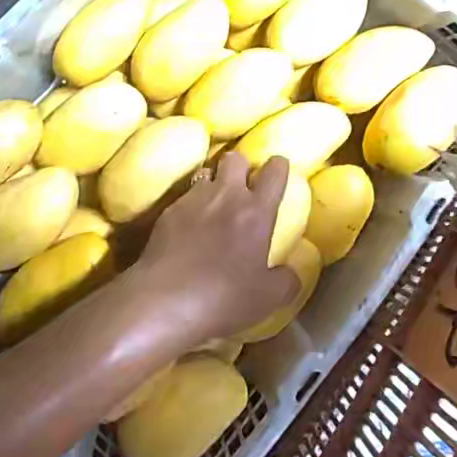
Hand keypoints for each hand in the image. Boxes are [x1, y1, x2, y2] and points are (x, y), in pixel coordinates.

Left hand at [126, 153, 301, 347]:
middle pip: (235, 158)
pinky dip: (192, 206)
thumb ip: (286, 280)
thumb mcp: (269, 297)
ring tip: (215, 206)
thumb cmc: (225, 297)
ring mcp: (192, 199)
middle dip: (241, 166)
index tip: (279, 167)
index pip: (274, 174)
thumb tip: (289, 272)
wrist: (166, 297)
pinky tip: (189, 228)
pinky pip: (185, 196)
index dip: (278, 167)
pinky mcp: (168, 209)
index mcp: (256, 212)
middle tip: (244, 185)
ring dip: (214, 184)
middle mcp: (225, 195)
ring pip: (207, 173)